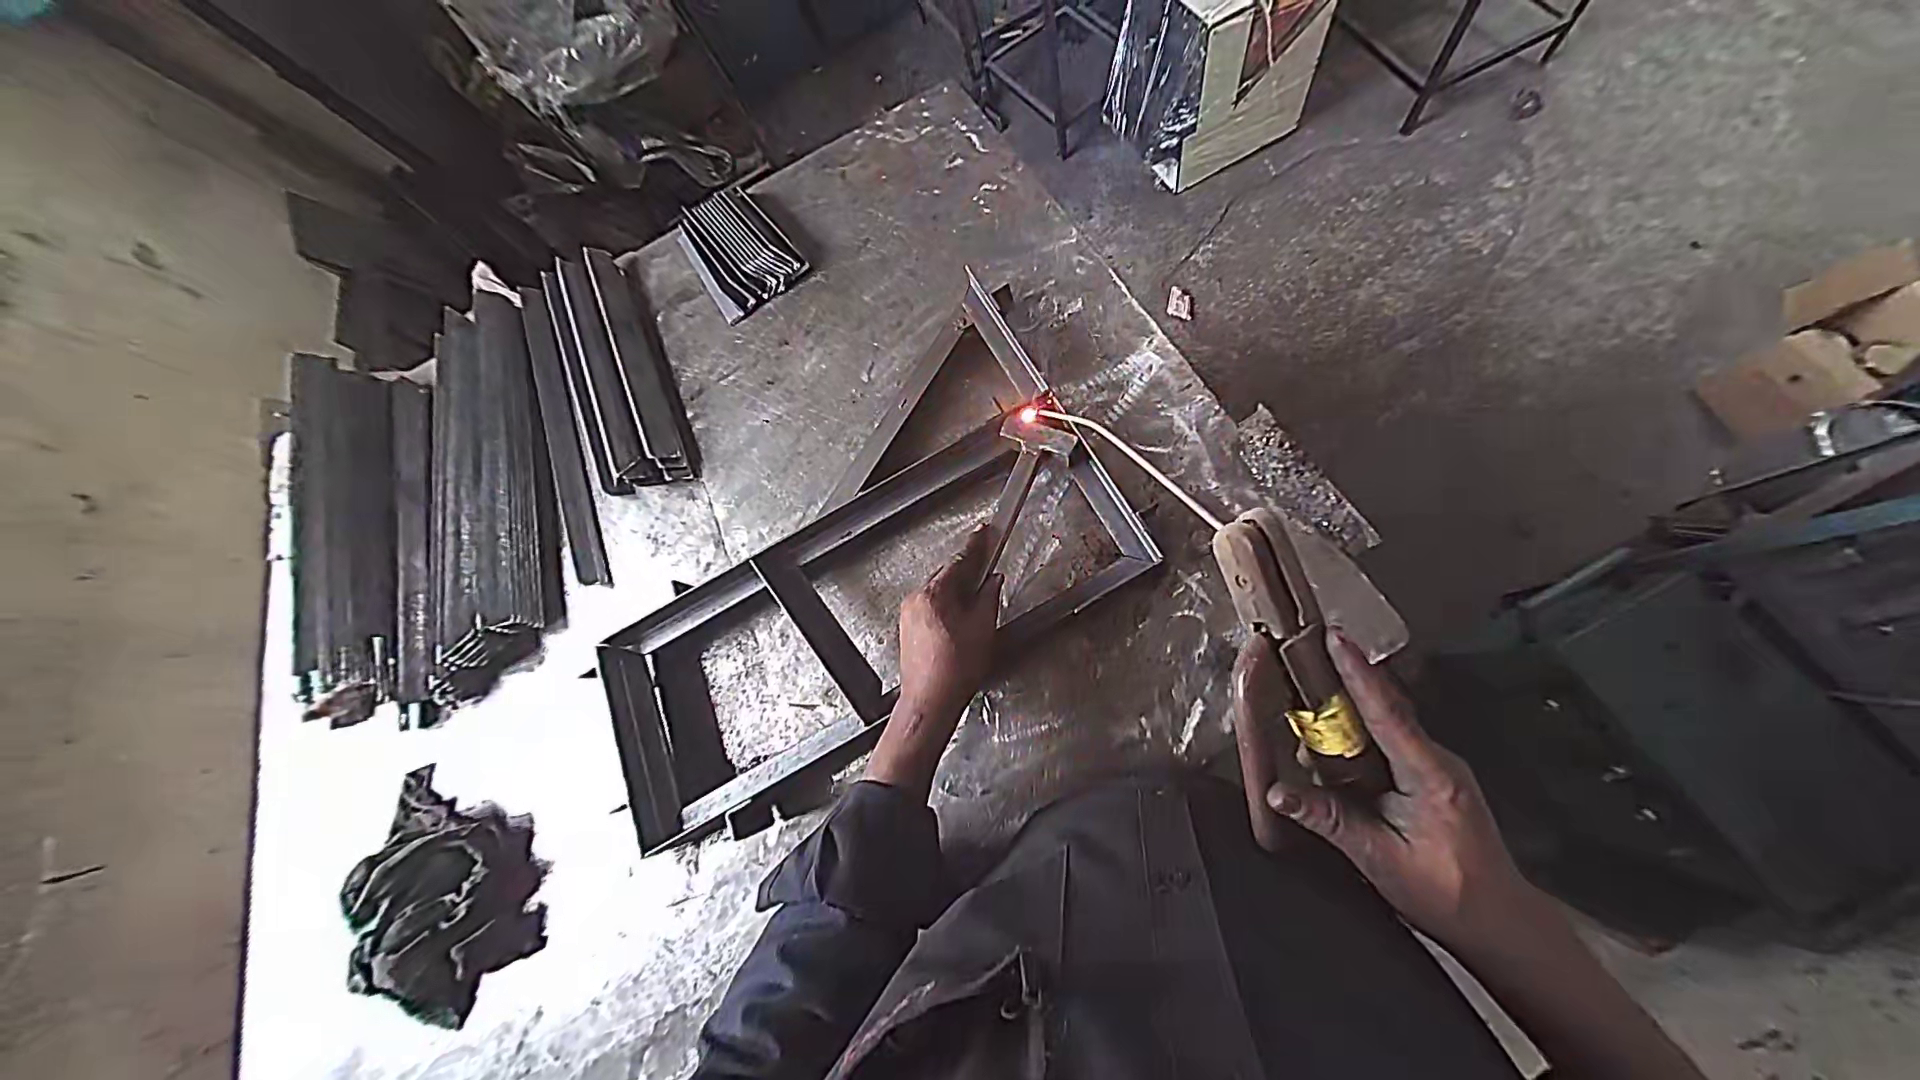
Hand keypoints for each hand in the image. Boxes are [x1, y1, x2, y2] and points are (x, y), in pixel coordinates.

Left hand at [866, 525, 1001, 795]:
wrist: (930, 700)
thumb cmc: (955, 668)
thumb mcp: (983, 628)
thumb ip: (988, 598)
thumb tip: (993, 581)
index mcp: (934, 595)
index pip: (959, 563)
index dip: (976, 546)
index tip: (984, 532)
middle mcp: (917, 600)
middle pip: (946, 576)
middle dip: (967, 572)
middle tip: (988, 568)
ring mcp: (909, 614)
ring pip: (938, 592)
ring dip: (957, 591)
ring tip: (978, 599)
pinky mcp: (908, 629)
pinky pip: (930, 606)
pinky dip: (946, 605)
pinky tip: (961, 617)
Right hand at [1265, 631, 1541, 950]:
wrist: (1501, 924)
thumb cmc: (1450, 896)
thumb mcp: (1381, 859)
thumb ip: (1329, 820)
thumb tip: (1278, 793)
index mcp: (1432, 777)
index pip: (1388, 713)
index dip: (1358, 673)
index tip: (1335, 639)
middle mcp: (1437, 762)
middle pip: (1382, 709)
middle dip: (1342, 682)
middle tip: (1303, 660)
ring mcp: (1434, 767)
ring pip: (1381, 725)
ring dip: (1343, 716)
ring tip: (1305, 716)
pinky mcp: (1426, 775)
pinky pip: (1384, 743)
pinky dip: (1353, 739)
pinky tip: (1328, 753)